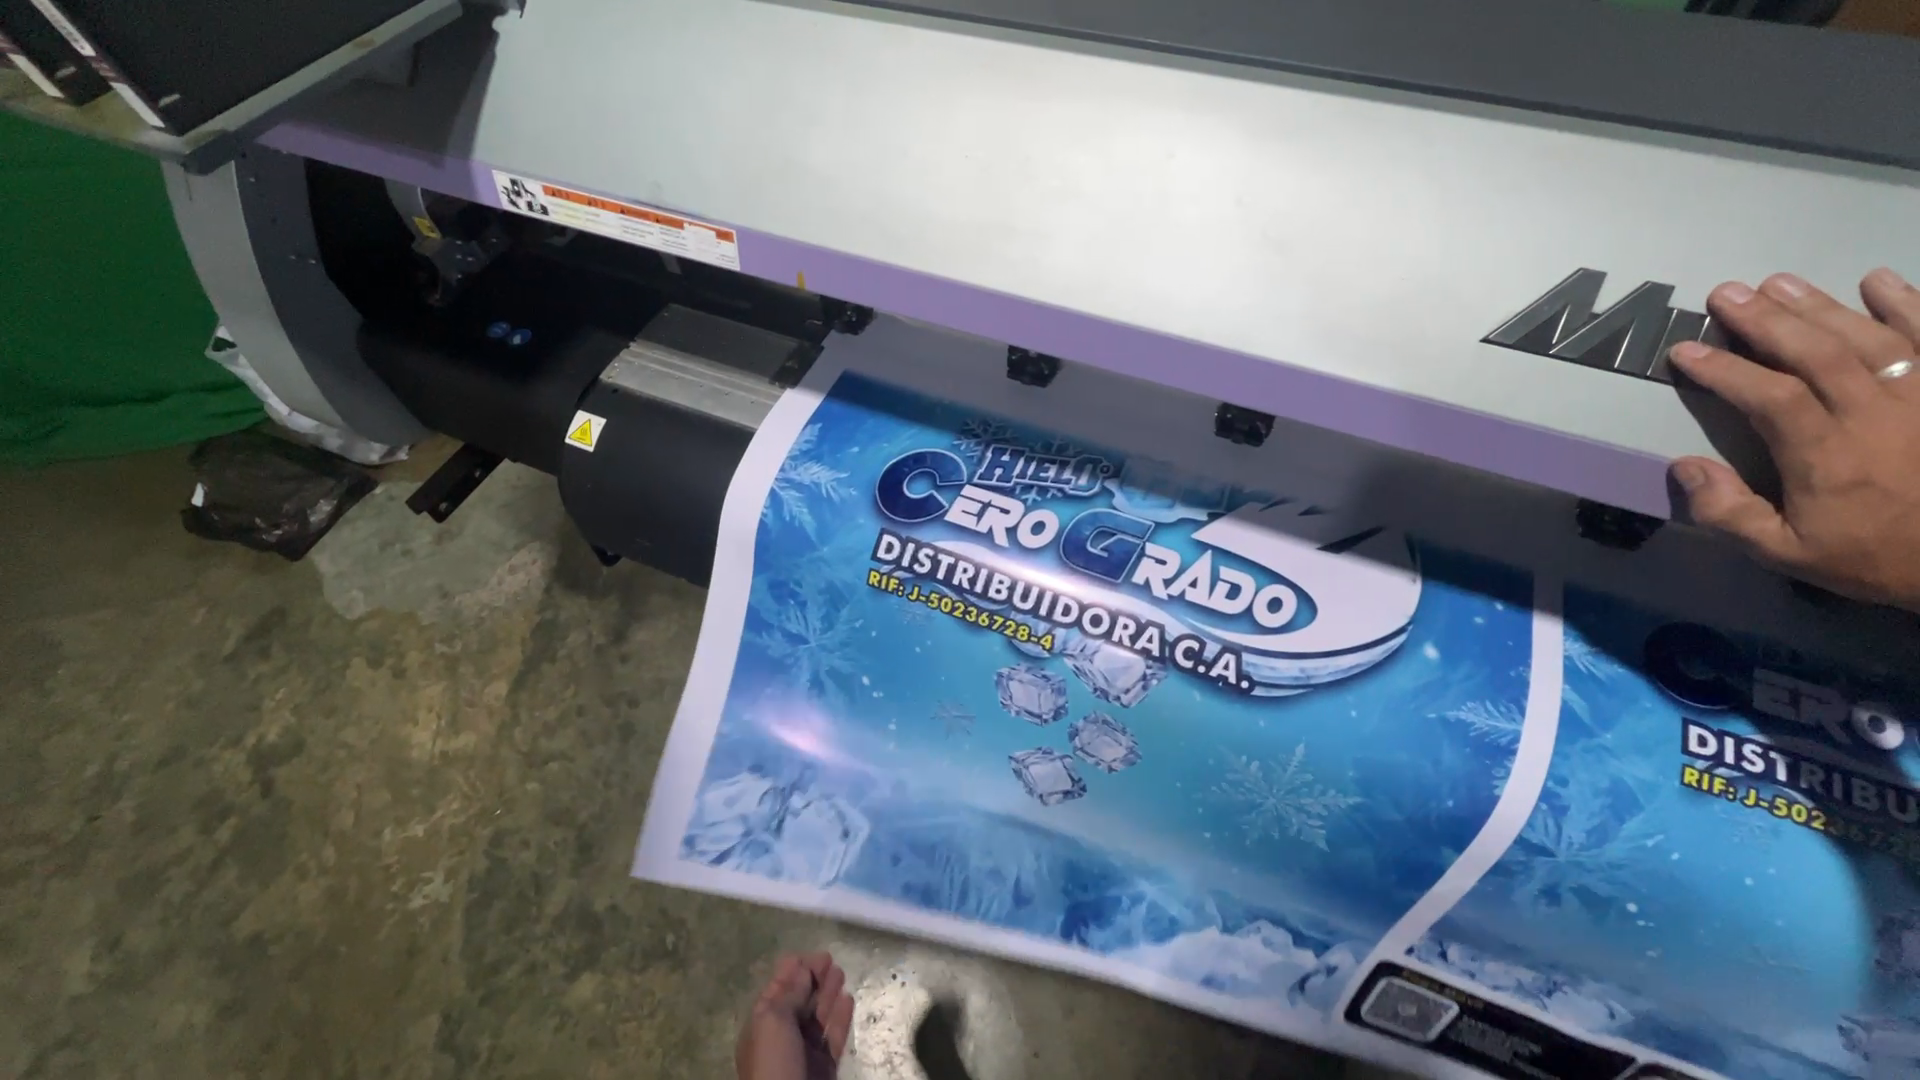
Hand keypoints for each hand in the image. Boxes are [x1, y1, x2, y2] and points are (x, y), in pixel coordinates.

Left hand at [736, 952, 855, 1079]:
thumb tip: (801, 969)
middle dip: (813, 978)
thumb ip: (790, 993)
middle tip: (830, 959)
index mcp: (761, 1025)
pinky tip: (848, 999)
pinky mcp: (823, 1067)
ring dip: (828, 993)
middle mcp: (781, 1037)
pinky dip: (840, 1017)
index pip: (777, 990)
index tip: (813, 955)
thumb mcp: (774, 1021)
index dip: (793, 970)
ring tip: (841, 973)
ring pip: (818, 1016)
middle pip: (799, 1000)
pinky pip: (833, 1037)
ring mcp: (804, 1053)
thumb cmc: (774, 1063)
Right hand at [1668, 268, 1919, 612]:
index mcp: (1828, 455)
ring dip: (1820, 306)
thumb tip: (1684, 467)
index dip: (1725, 369)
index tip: (1685, 350)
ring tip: (1778, 282)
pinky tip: (1879, 281)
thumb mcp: (1787, 554)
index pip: (1769, 397)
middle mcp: (1877, 415)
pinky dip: (1910, 304)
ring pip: (1869, 337)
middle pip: (1817, 353)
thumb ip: (1730, 513)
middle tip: (1726, 293)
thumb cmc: (1878, 557)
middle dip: (1766, 320)